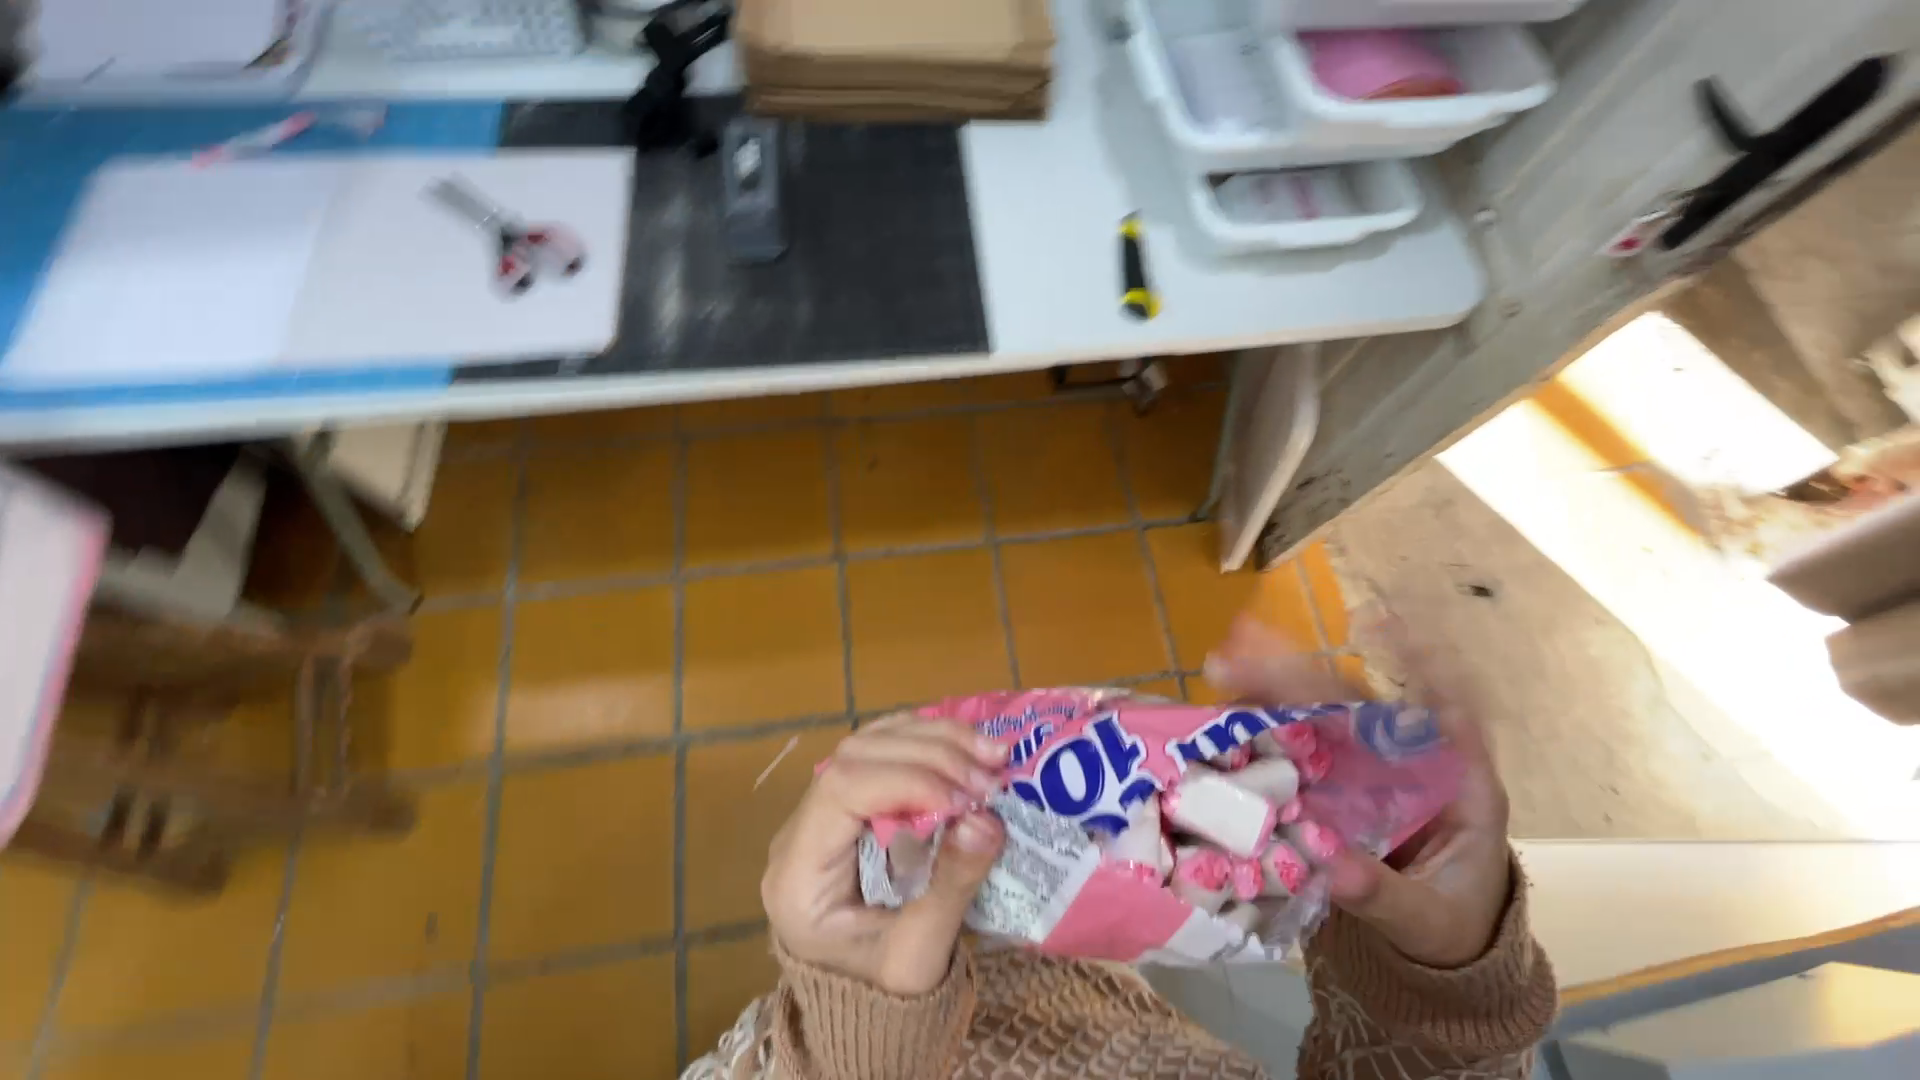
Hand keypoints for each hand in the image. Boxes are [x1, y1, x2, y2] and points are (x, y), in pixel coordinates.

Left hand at [761, 714, 1008, 994]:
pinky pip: (880, 749)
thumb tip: (986, 819)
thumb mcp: (921, 954)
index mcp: (798, 875)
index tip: (966, 797)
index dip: (907, 780)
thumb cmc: (886, 994)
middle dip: (930, 755)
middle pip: (855, 758)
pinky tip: (966, 745)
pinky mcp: (846, 803)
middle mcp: (798, 832)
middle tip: (992, 775)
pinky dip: (926, 738)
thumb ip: (950, 886)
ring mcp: (819, 812)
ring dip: (934, 738)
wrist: (866, 1011)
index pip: (842, 791)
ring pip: (869, 742)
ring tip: (992, 753)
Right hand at [1206, 615, 1511, 967]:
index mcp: (1455, 780)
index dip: (1416, 662)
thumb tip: (1333, 864)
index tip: (1382, 624)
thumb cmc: (1449, 923)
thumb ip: (1386, 895)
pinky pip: (1296, 749)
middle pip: (1358, 701)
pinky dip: (1260, 726)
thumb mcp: (1427, 919)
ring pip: (1319, 715)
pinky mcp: (1329, 784)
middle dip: (1305, 668)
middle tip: (1248, 643)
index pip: (1443, 707)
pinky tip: (1222, 709)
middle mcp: (1403, 759)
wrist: (1430, 946)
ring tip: (1222, 664)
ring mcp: (1362, 768)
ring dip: (1272, 685)